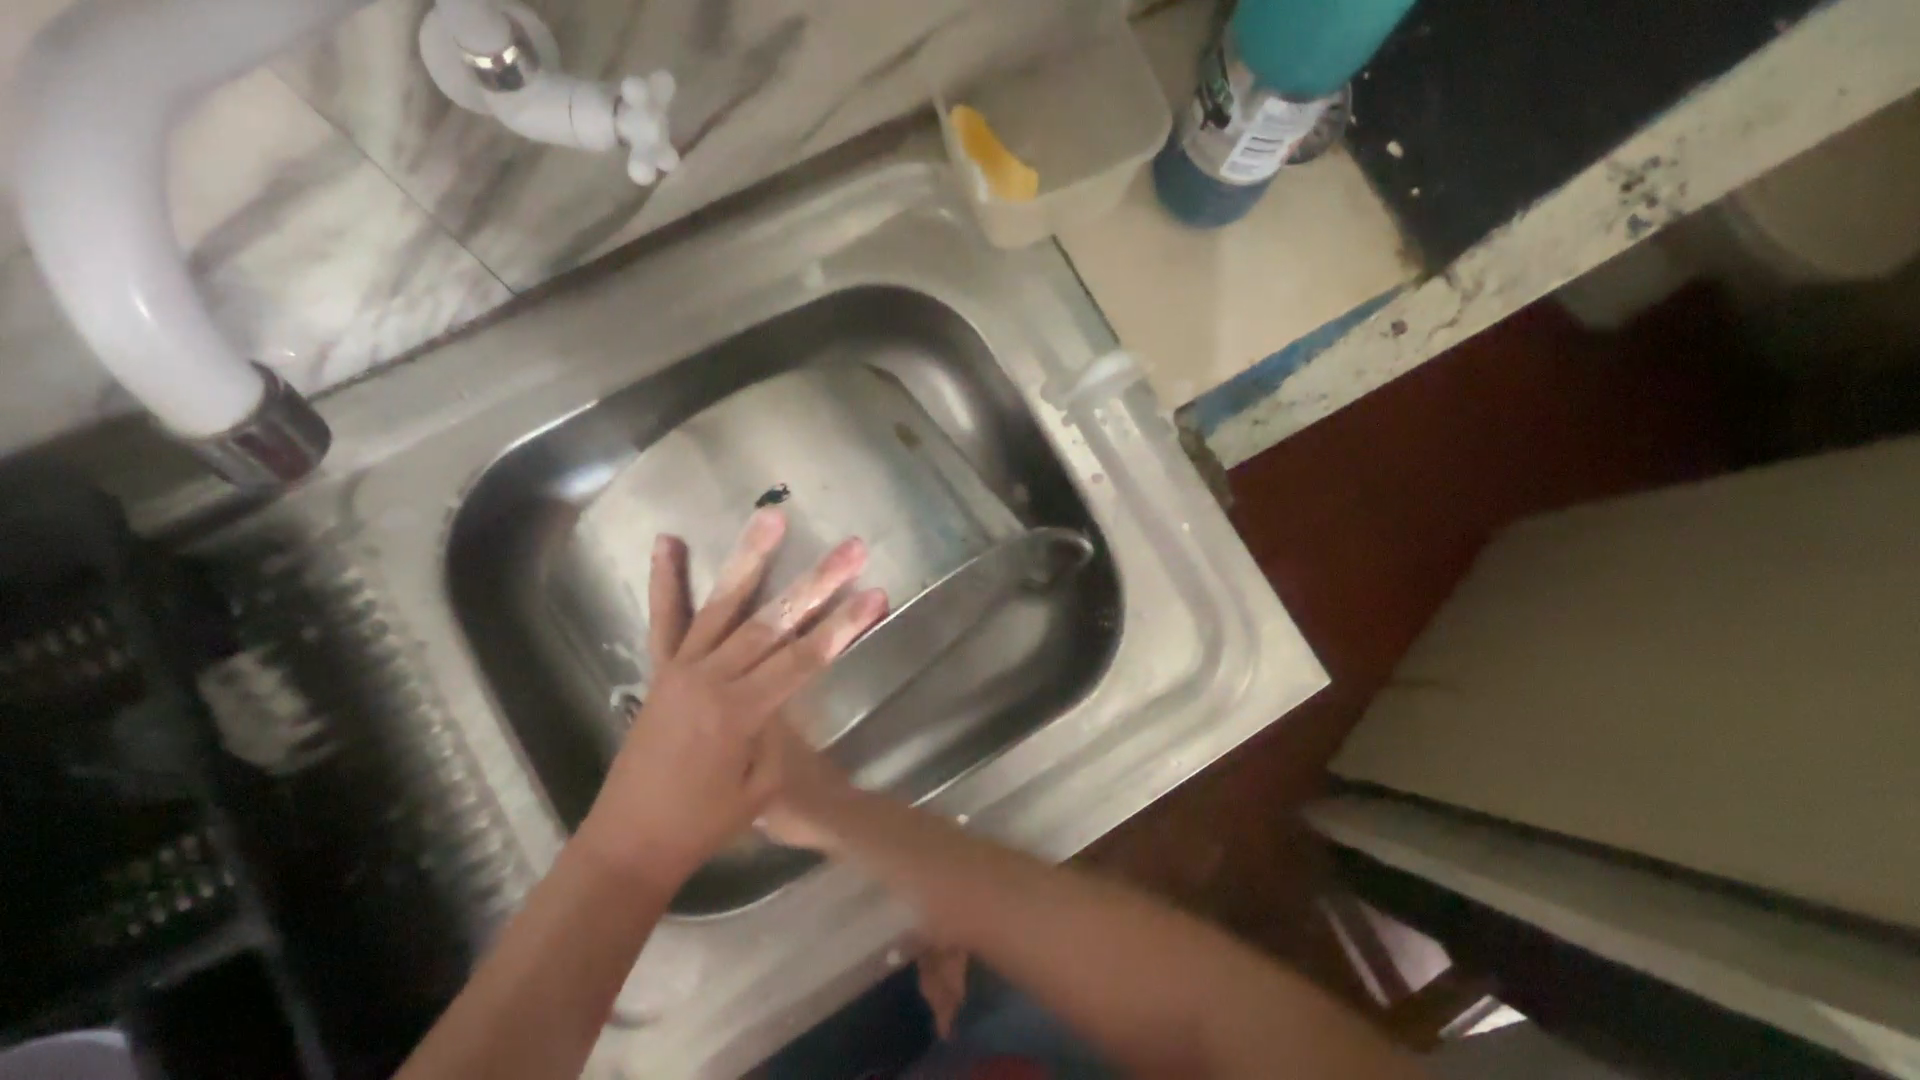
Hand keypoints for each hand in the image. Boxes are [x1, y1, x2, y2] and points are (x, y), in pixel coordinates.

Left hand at [575, 508, 885, 892]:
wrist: (631, 839)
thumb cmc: (706, 823)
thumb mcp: (762, 785)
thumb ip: (780, 729)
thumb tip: (789, 687)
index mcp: (741, 712)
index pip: (804, 659)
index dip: (844, 626)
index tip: (878, 594)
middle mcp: (710, 678)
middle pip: (773, 622)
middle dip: (817, 583)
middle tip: (851, 548)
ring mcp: (681, 668)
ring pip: (723, 605)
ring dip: (750, 559)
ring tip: (773, 518)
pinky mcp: (661, 670)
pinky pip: (665, 620)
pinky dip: (666, 580)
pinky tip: (668, 541)